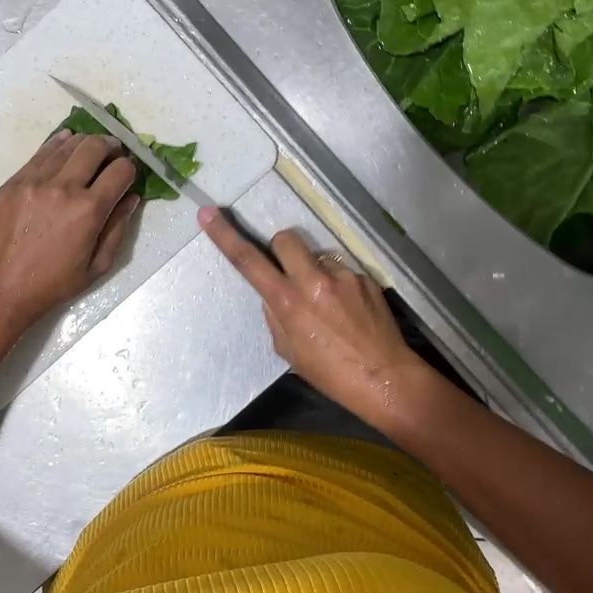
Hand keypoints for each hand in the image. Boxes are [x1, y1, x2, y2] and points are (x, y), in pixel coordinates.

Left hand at [0, 130, 139, 328]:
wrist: (0, 289)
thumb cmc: (52, 285)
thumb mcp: (97, 266)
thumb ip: (118, 229)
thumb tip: (131, 198)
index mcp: (89, 211)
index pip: (121, 170)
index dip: (130, 170)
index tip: (127, 176)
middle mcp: (64, 188)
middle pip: (96, 146)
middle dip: (111, 148)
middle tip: (112, 155)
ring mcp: (34, 181)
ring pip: (68, 144)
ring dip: (85, 144)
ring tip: (89, 151)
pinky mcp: (13, 182)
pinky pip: (40, 153)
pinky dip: (57, 145)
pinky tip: (65, 144)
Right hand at [199, 207, 431, 427]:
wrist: (385, 378)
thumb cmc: (330, 374)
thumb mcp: (289, 351)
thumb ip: (276, 315)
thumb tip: (273, 294)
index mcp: (288, 302)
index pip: (248, 261)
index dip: (224, 235)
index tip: (207, 214)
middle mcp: (314, 281)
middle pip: (285, 238)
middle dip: (280, 249)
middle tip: (287, 271)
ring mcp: (343, 276)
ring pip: (316, 256)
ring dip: (314, 271)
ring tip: (327, 304)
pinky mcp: (365, 278)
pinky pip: (342, 271)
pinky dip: (338, 284)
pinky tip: (349, 310)